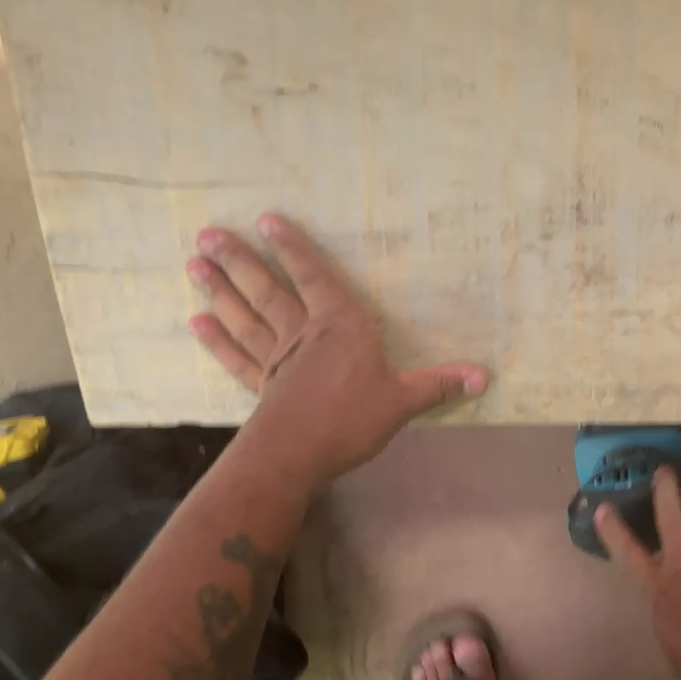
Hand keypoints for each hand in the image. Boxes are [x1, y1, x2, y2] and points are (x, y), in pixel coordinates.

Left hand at [186, 212, 489, 493]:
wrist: (291, 460)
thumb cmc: (349, 420)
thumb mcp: (404, 400)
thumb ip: (440, 384)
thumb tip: (485, 376)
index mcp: (340, 327)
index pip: (314, 278)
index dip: (293, 249)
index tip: (267, 219)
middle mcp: (304, 334)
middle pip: (267, 292)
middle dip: (240, 262)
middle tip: (209, 234)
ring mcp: (277, 360)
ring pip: (246, 317)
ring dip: (220, 290)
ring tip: (195, 264)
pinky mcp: (261, 387)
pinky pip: (236, 356)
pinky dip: (216, 339)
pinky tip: (197, 321)